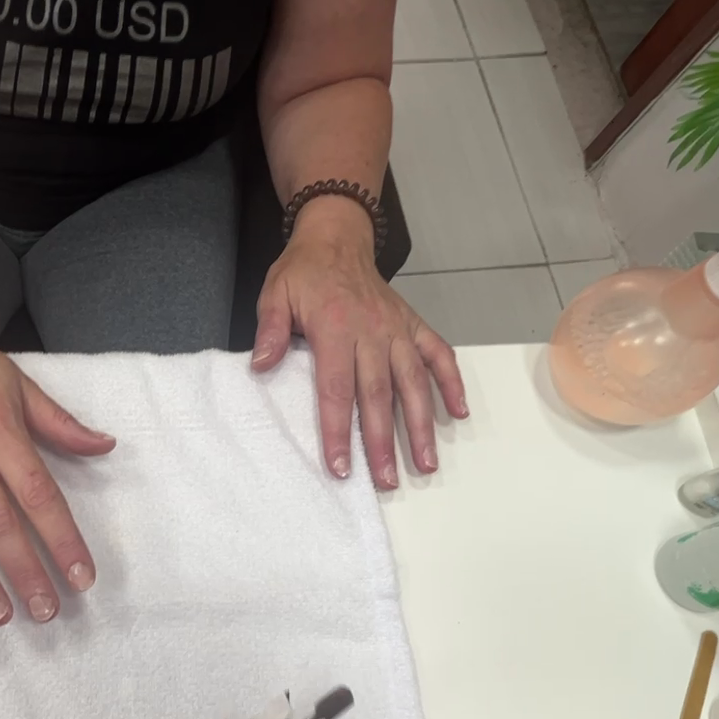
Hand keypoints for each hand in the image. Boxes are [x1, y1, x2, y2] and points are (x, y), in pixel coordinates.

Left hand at [253, 197, 469, 489]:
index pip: (336, 391)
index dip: (338, 432)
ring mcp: (397, 329)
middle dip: (382, 443)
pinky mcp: (413, 324)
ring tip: (425, 463)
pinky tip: (458, 413)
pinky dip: (451, 382)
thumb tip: (260, 367)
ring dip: (420, 426)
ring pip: (412, 383)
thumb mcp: (274, 296)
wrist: (336, 237)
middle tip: (386, 482)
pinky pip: (439, 354)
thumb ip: (269, 333)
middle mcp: (372, 332)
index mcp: (335, 329)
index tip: (341, 467)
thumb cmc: (302, 273)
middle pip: (378, 396)